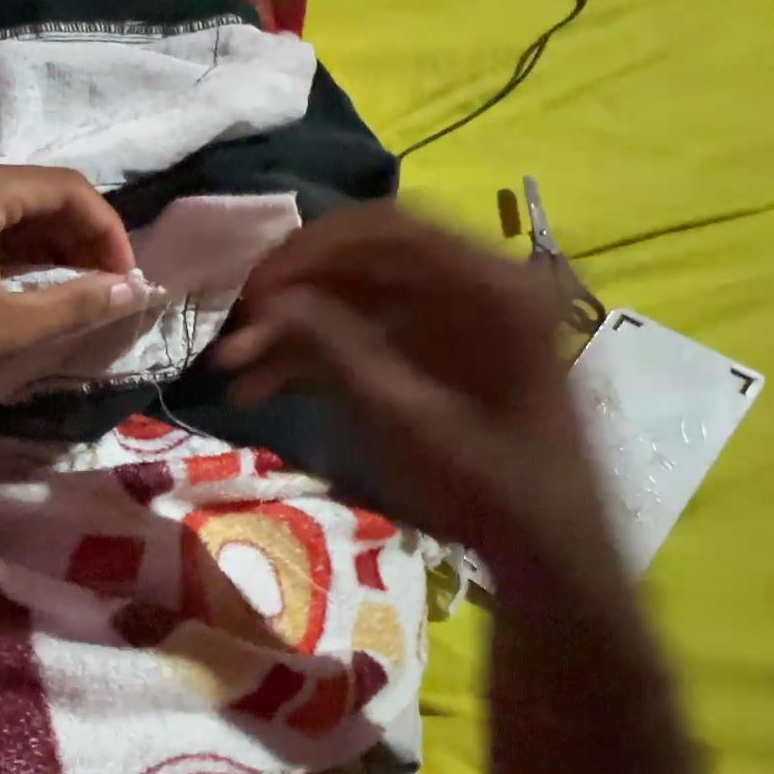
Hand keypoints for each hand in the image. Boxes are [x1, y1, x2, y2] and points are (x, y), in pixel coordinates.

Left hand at [0, 161, 144, 415]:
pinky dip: (10, 248)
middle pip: (38, 194)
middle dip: (79, 237)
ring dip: (47, 244)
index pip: (69, 189)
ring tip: (74, 286)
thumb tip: (130, 290)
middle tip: (104, 283)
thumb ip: (74, 303)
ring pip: (8, 210)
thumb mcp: (6, 324)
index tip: (124, 277)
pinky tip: (28, 281)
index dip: (108, 231)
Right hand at [212, 203, 617, 582]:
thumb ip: (338, 352)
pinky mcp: (420, 352)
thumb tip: (270, 304)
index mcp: (485, 286)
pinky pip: (351, 335)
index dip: (307, 251)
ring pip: (345, 299)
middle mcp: (465, 287)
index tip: (251, 293)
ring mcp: (441, 320)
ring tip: (232, 370)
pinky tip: (258, 389)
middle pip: (357, 259)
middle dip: (287, 291)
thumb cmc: (488, 486)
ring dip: (286, 330)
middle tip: (236, 327)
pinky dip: (305, 357)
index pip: (384, 230)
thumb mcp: (407, 421)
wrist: (541, 542)